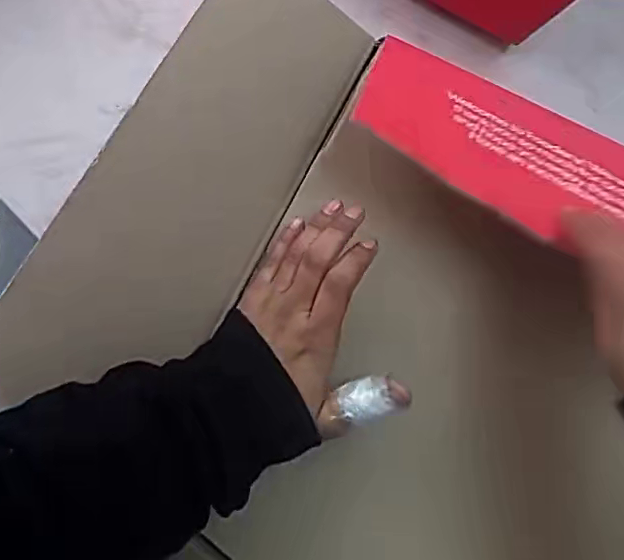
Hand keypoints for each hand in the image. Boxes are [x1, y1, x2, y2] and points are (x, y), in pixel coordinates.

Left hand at [238, 199, 407, 436]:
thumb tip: (402, 395)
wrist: (222, 414)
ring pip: (296, 254)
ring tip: (332, 207)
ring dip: (315, 227)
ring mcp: (270, 301)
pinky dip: (284, 241)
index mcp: (316, 335)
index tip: (369, 244)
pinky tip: (296, 225)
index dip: (355, 260)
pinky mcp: (251, 300)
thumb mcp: (325, 416)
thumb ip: (364, 400)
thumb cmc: (275, 413)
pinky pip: (270, 262)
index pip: (340, 284)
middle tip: (355, 211)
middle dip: (338, 231)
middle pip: (318, 259)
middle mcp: (294, 311)